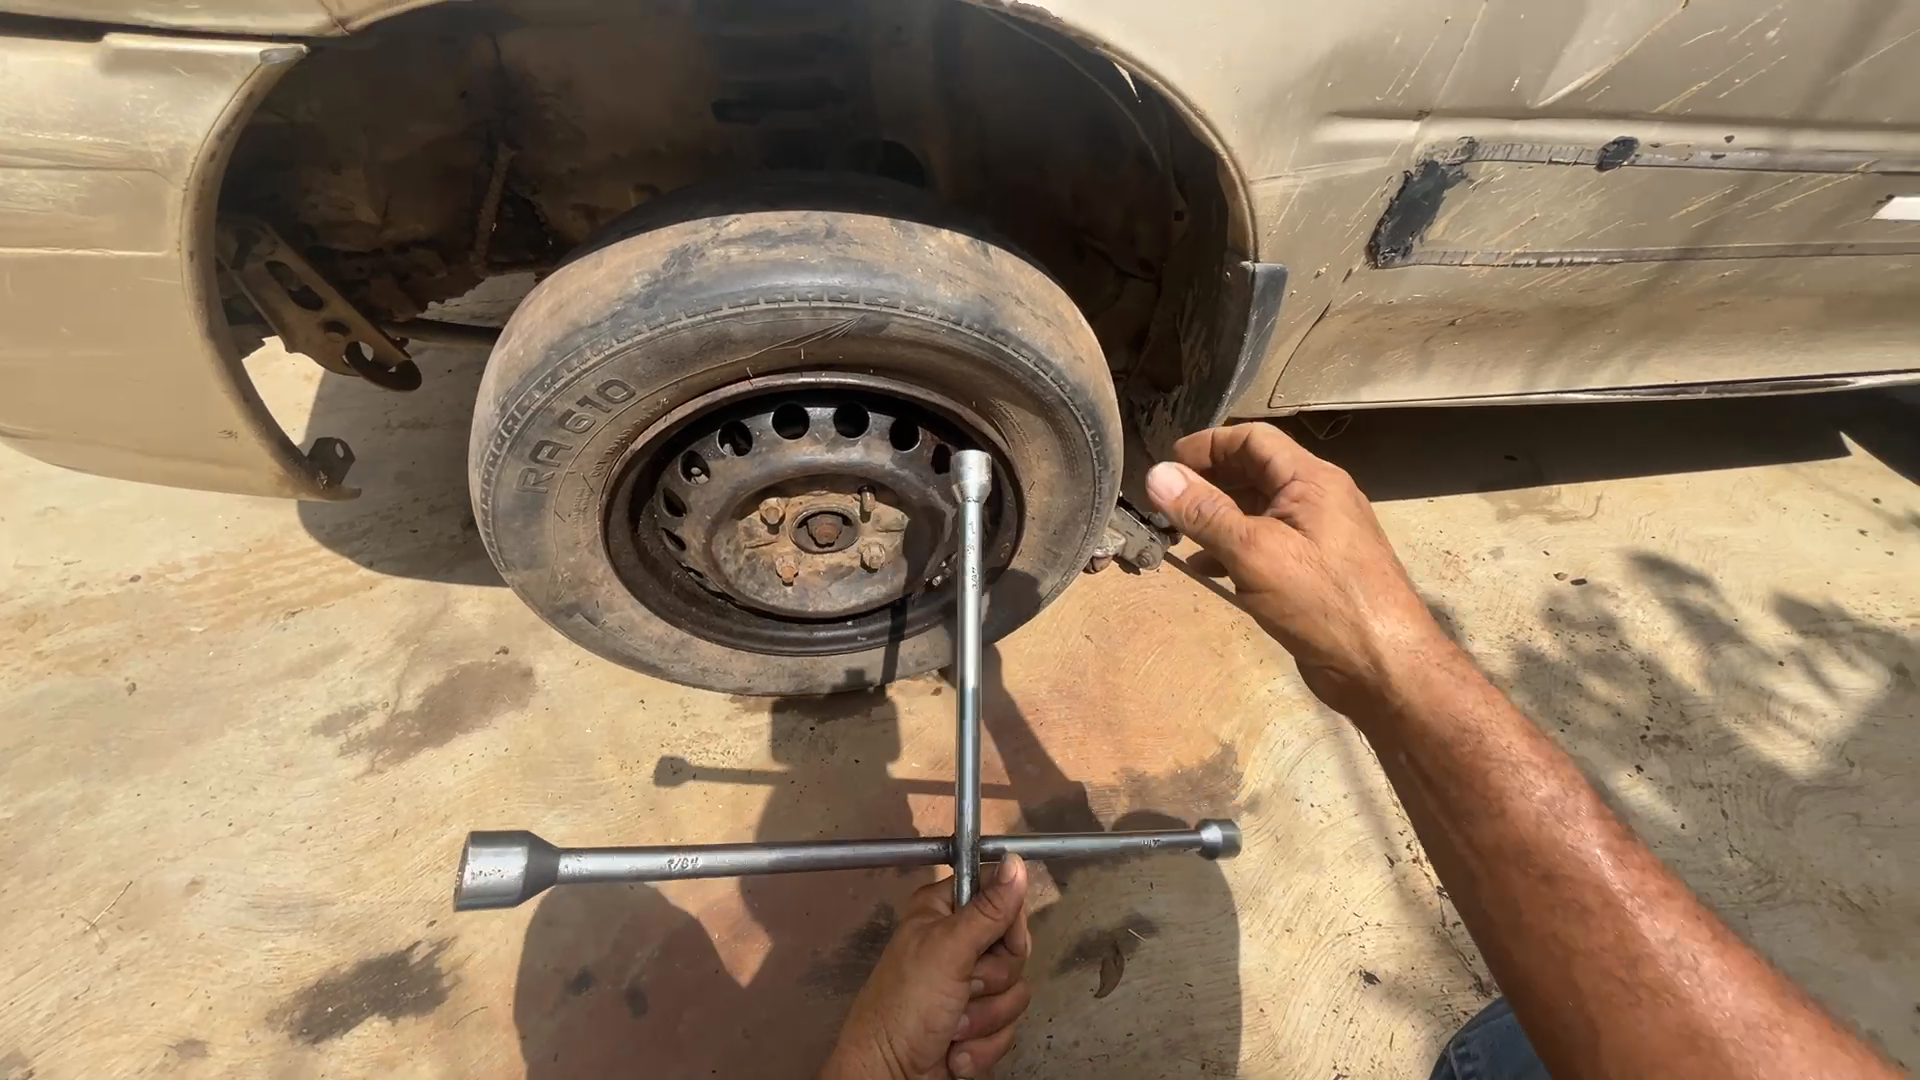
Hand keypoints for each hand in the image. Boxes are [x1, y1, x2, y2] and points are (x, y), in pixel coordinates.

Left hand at [821, 856, 1032, 1079]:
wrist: (889, 1078)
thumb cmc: (906, 1005)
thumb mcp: (948, 950)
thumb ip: (988, 910)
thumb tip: (1015, 861)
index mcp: (944, 909)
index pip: (1000, 893)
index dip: (1009, 918)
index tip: (1002, 939)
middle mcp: (958, 940)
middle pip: (1013, 945)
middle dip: (993, 978)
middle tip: (965, 985)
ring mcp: (969, 983)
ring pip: (1015, 988)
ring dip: (985, 1017)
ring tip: (952, 1024)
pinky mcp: (978, 1021)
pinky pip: (1008, 1025)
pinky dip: (983, 1044)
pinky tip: (955, 1050)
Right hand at [1145, 424, 1456, 717]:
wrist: (1382, 667)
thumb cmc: (1321, 601)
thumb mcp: (1253, 552)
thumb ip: (1204, 512)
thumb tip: (1156, 474)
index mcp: (1311, 480)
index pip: (1252, 439)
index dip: (1206, 446)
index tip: (1166, 466)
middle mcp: (1316, 499)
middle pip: (1253, 471)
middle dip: (1206, 481)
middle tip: (1164, 501)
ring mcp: (1316, 535)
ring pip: (1255, 509)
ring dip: (1215, 516)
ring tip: (1177, 533)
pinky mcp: (1311, 568)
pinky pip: (1263, 542)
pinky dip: (1231, 547)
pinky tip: (1206, 567)